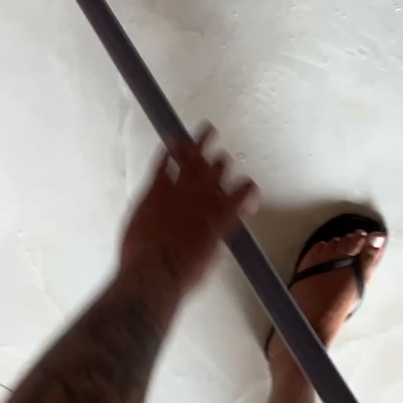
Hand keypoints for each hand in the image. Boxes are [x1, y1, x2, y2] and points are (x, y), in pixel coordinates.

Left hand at [119, 125, 258, 296]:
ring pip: (194, 158)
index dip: (248, 189)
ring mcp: (179, 190)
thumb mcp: (211, 258)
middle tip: (222, 157)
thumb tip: (213, 234)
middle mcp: (205, 197)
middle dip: (222, 162)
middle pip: (219, 169)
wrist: (154, 274)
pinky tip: (169, 142)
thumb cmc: (184, 274)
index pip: (245, 191)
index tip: (247, 189)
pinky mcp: (155, 190)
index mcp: (223, 215)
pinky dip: (167, 152)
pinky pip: (162, 164)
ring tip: (205, 128)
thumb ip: (215, 237)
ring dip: (200, 143)